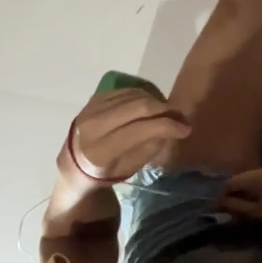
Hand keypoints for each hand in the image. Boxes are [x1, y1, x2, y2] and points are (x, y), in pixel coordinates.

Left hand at [61, 89, 190, 184]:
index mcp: (101, 150)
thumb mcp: (131, 166)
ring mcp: (91, 109)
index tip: (185, 128)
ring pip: (132, 96)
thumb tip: (175, 125)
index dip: (166, 125)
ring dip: (155, 101)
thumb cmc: (107, 171)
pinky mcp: (94, 99)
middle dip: (164, 109)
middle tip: (180, 117)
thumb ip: (152, 145)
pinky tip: (151, 106)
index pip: (140, 129)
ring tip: (167, 112)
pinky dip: (142, 97)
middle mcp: (93, 126)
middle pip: (138, 107)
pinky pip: (125, 91)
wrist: (76, 164)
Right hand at [218, 167, 261, 229]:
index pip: (227, 183)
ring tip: (230, 220)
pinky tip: (247, 218)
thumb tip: (215, 205)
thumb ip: (237, 208)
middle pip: (236, 184)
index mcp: (257, 175)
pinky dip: (250, 204)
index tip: (209, 214)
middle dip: (227, 200)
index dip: (217, 198)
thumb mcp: (261, 214)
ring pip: (246, 190)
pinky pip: (257, 194)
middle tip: (218, 218)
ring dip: (239, 203)